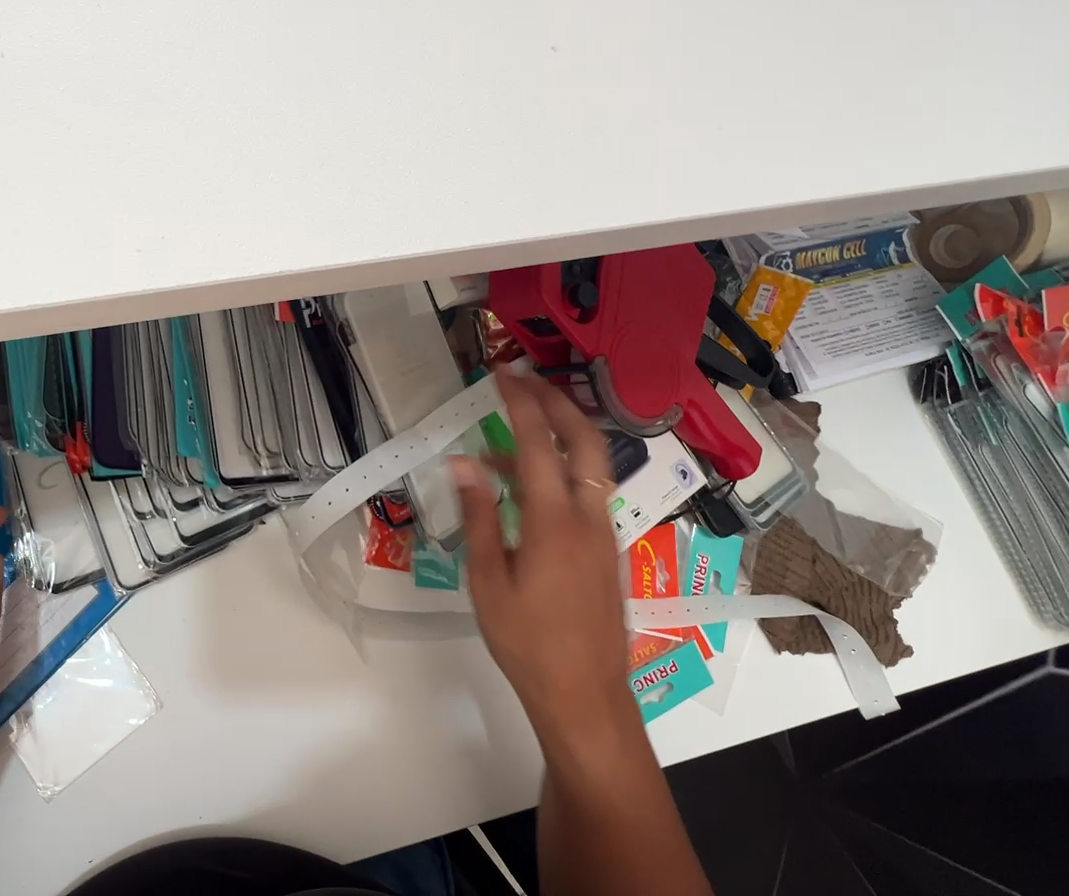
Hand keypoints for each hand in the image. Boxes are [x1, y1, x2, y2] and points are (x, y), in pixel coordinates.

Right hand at [451, 366, 635, 749]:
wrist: (584, 693)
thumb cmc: (526, 641)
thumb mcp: (487, 581)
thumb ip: (478, 516)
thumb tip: (463, 464)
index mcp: (553, 522)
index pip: (539, 444)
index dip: (521, 403)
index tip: (502, 375)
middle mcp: (588, 517)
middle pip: (585, 440)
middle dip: (557, 401)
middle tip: (526, 379)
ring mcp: (603, 533)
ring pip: (591, 465)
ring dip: (559, 434)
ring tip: (509, 432)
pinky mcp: (605, 549)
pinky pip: (586, 492)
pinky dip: (561, 470)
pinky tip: (524, 486)